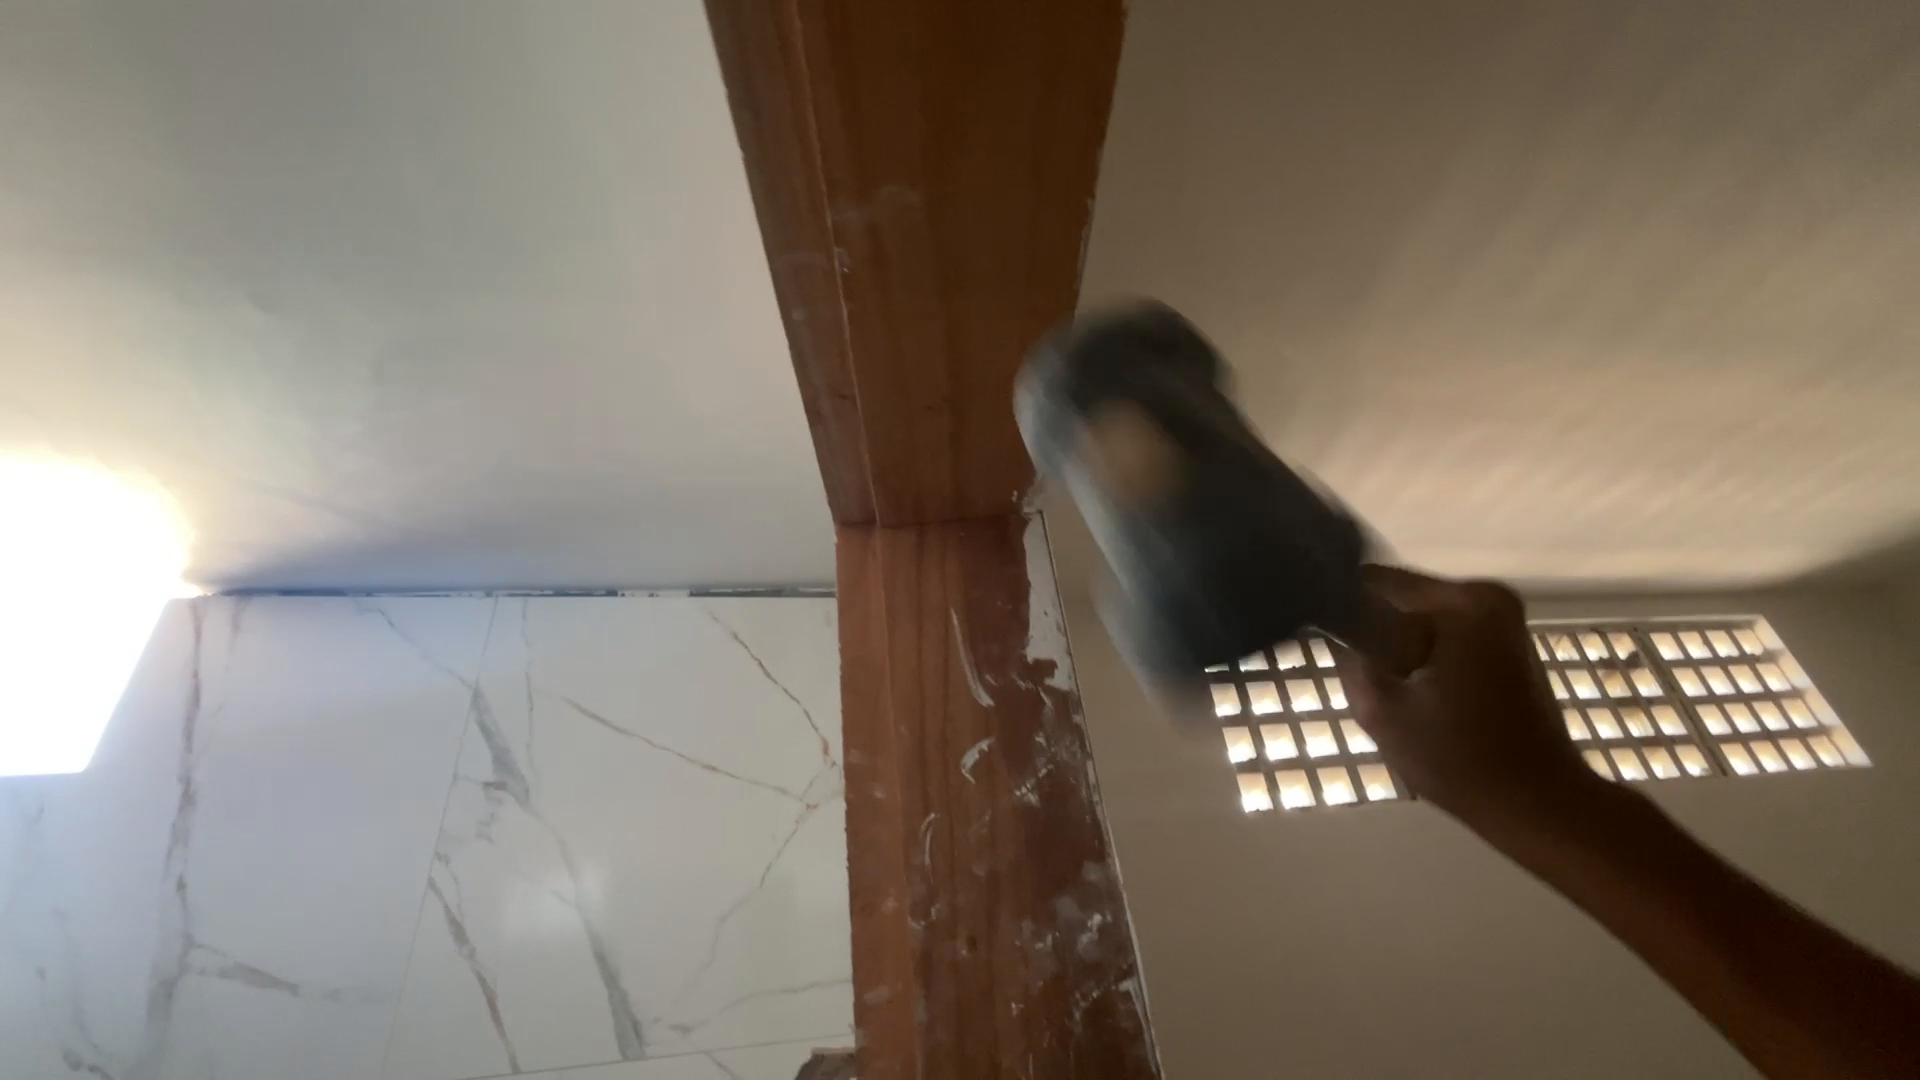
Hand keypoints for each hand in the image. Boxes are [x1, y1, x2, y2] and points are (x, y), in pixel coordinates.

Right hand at [1333, 566, 1601, 835]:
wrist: (1537, 802)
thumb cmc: (1454, 759)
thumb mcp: (1377, 708)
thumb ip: (1348, 653)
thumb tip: (1330, 621)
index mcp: (1457, 605)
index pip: (1369, 579)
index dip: (1340, 608)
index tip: (1329, 643)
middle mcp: (1485, 594)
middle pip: (1396, 592)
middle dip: (1372, 626)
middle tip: (1363, 676)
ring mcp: (1501, 612)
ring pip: (1416, 610)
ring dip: (1395, 638)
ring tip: (1390, 685)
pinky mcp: (1505, 634)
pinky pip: (1440, 624)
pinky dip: (1421, 646)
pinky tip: (1416, 686)